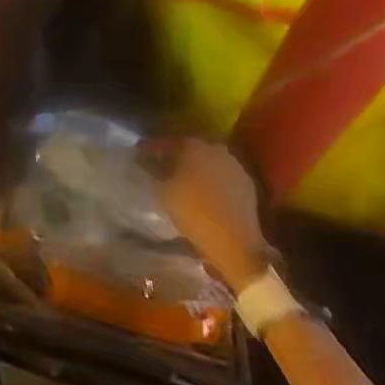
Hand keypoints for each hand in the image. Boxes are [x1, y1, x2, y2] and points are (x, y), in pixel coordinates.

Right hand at [146, 137, 273, 289]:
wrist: (236, 242)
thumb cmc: (193, 212)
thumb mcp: (163, 191)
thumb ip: (152, 168)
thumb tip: (143, 157)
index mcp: (193, 146)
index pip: (166, 142)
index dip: (150, 148)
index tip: (139, 153)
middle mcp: (215, 148)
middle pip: (189, 148)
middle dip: (174, 156)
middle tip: (161, 167)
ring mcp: (234, 164)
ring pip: (207, 160)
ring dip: (194, 167)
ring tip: (183, 181)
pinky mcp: (246, 182)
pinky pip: (222, 174)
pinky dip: (211, 178)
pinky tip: (204, 191)